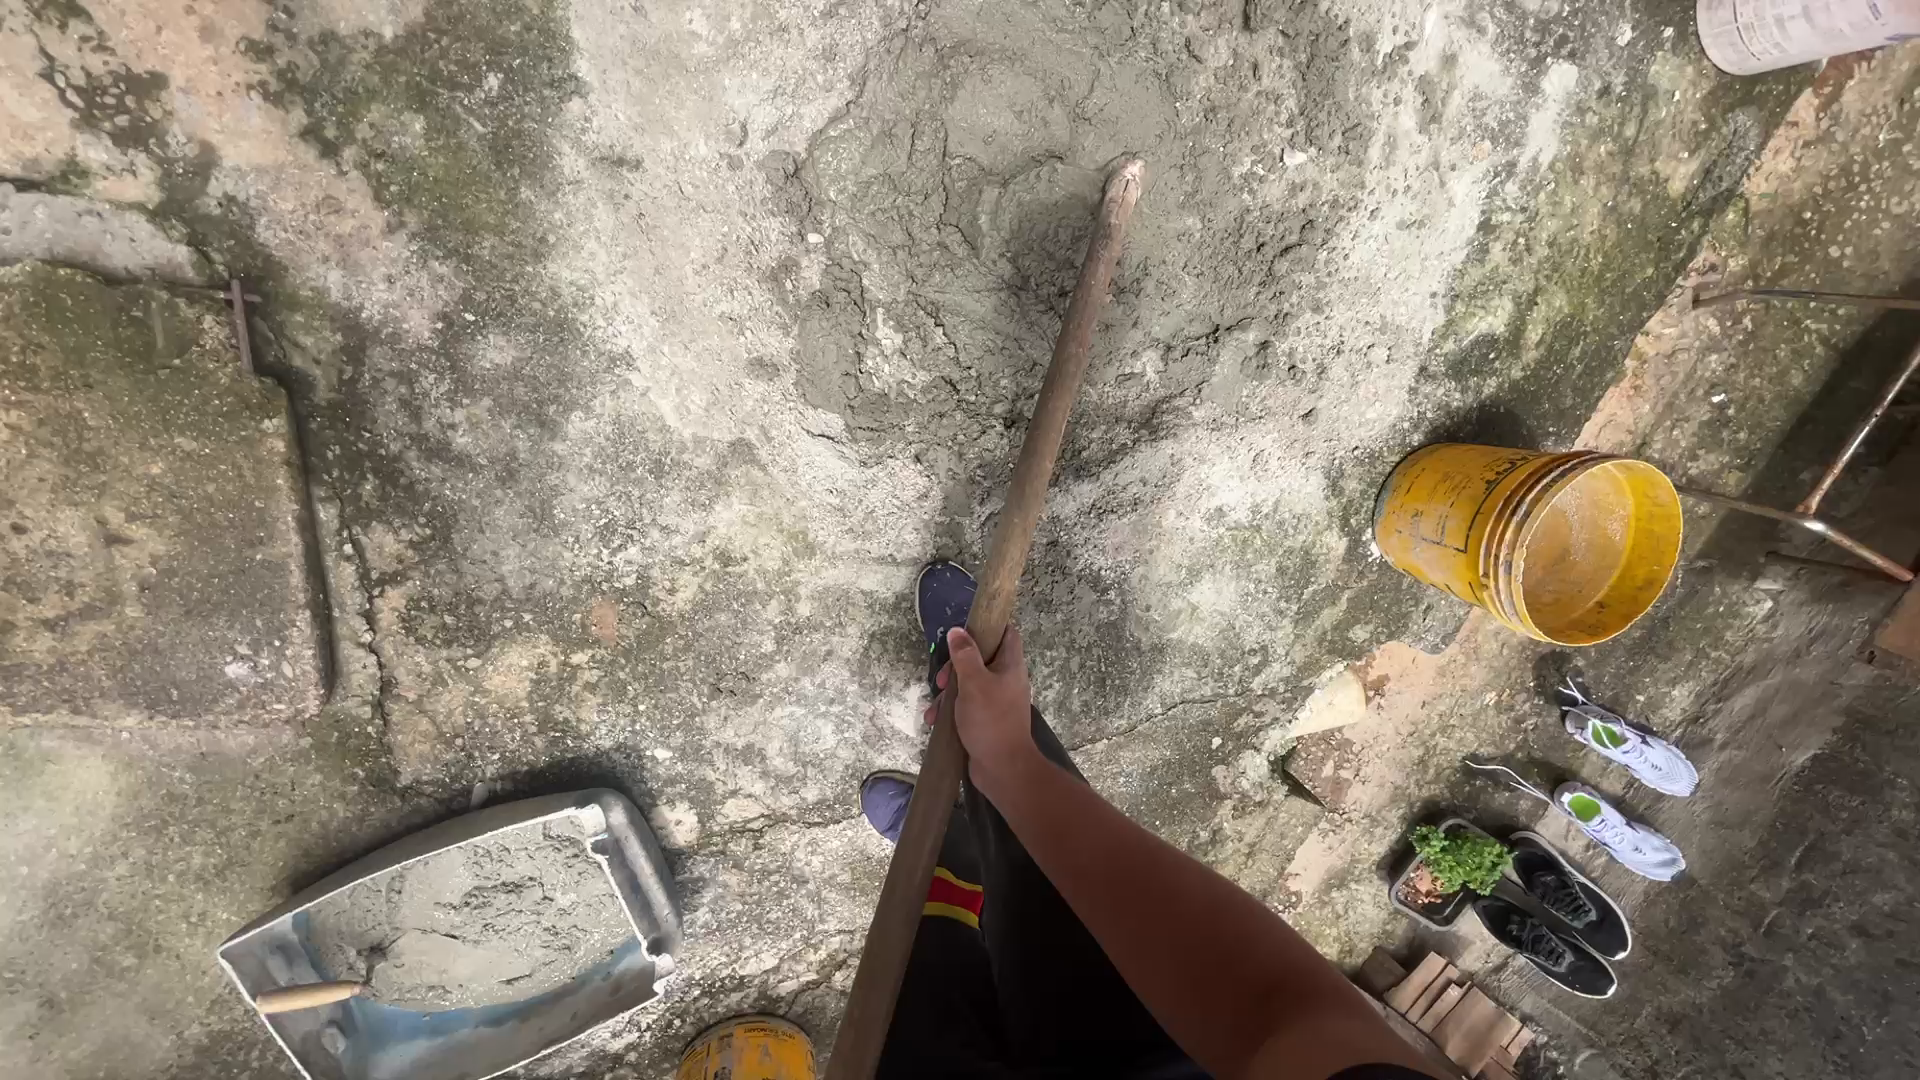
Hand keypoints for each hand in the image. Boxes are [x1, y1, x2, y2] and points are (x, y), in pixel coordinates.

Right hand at [923, 626, 1042, 797]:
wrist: (1003, 769)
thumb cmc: (991, 721)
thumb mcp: (973, 683)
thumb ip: (964, 655)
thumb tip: (958, 631)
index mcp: (1010, 665)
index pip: (1007, 633)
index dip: (989, 626)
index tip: (965, 630)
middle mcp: (1006, 679)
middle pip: (980, 659)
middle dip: (956, 666)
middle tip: (942, 679)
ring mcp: (997, 701)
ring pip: (968, 684)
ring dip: (948, 693)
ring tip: (935, 707)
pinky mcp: (986, 719)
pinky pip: (966, 706)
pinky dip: (950, 710)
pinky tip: (935, 721)